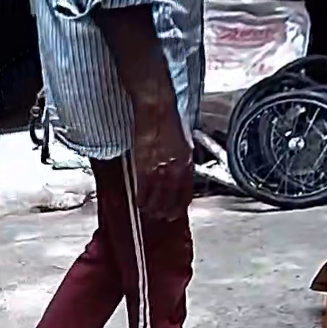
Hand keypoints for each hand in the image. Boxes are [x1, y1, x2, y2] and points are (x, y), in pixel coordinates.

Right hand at [131, 102, 193, 222]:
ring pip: (156, 199)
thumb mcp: (184, 142)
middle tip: (161, 217)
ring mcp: (160, 170)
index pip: (186, 194)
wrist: (157, 110)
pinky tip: (139, 202)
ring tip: (148, 212)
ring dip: (152, 208)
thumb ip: (183, 159)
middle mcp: (176, 170)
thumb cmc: (169, 120)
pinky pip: (143, 190)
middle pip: (171, 201)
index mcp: (187, 164)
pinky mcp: (144, 167)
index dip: (180, 206)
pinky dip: (141, 199)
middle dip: (166, 212)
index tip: (175, 212)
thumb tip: (180, 170)